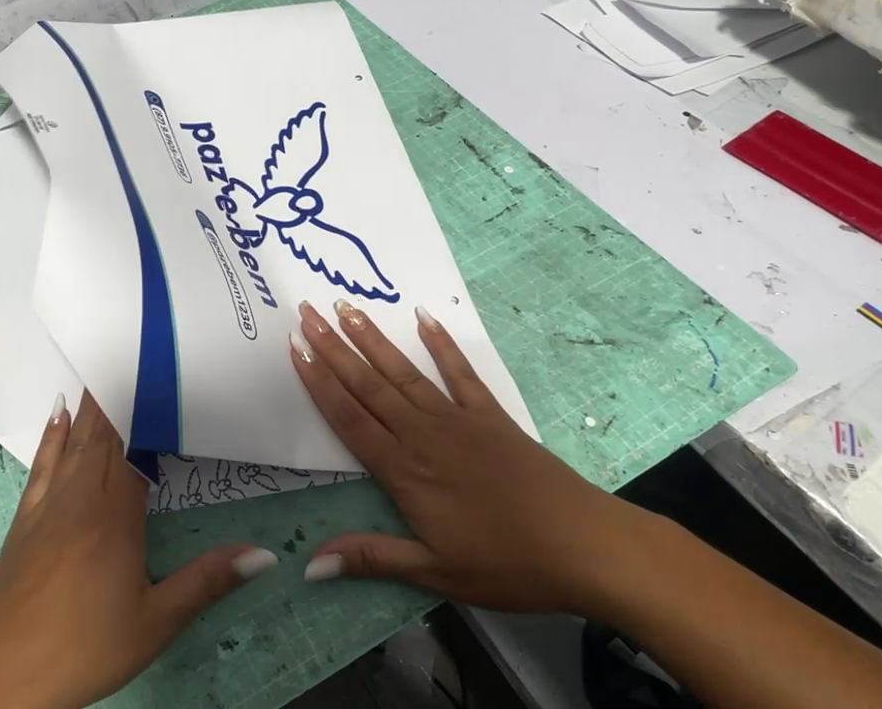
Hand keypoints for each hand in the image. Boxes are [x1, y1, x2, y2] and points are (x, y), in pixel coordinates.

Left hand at [0, 392, 277, 708]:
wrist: (5, 675)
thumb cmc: (86, 647)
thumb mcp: (156, 622)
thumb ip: (207, 581)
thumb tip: (264, 555)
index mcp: (115, 516)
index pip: (133, 448)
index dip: (144, 409)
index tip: (155, 369)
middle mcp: (79, 498)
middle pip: (101, 435)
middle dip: (116, 394)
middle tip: (129, 350)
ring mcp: (47, 506)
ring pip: (72, 443)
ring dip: (87, 406)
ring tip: (100, 367)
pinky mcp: (23, 520)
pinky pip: (40, 466)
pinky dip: (51, 437)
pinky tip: (56, 415)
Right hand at [288, 299, 649, 614]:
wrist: (586, 546)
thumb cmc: (507, 564)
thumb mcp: (436, 572)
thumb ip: (372, 558)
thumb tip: (309, 565)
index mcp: (404, 471)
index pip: (349, 418)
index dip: (318, 382)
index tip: (295, 347)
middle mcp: (423, 434)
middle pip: (368, 385)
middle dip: (333, 347)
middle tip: (306, 311)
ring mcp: (458, 419)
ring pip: (403, 373)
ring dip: (372, 339)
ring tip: (346, 308)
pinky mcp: (491, 415)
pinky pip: (460, 373)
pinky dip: (441, 344)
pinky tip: (422, 317)